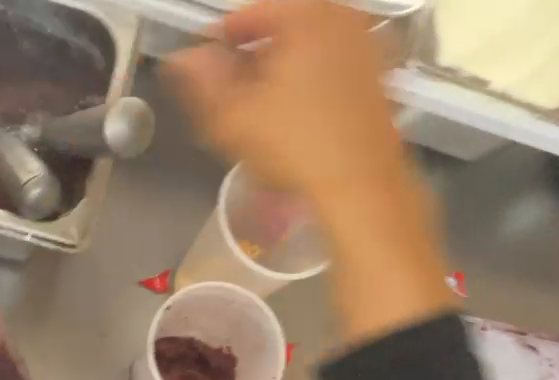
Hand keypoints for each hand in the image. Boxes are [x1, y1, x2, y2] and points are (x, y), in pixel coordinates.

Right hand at [165, 0, 457, 344]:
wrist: (359, 184)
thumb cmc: (293, 145)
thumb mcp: (233, 117)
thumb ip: (202, 83)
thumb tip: (180, 58)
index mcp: (305, 15)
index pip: (250, 14)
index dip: (221, 39)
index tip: (203, 67)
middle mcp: (341, 16)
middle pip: (283, 27)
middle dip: (253, 54)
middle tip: (229, 89)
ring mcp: (366, 44)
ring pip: (308, 47)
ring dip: (280, 68)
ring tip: (258, 104)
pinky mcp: (378, 75)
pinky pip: (331, 65)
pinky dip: (308, 80)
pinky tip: (292, 113)